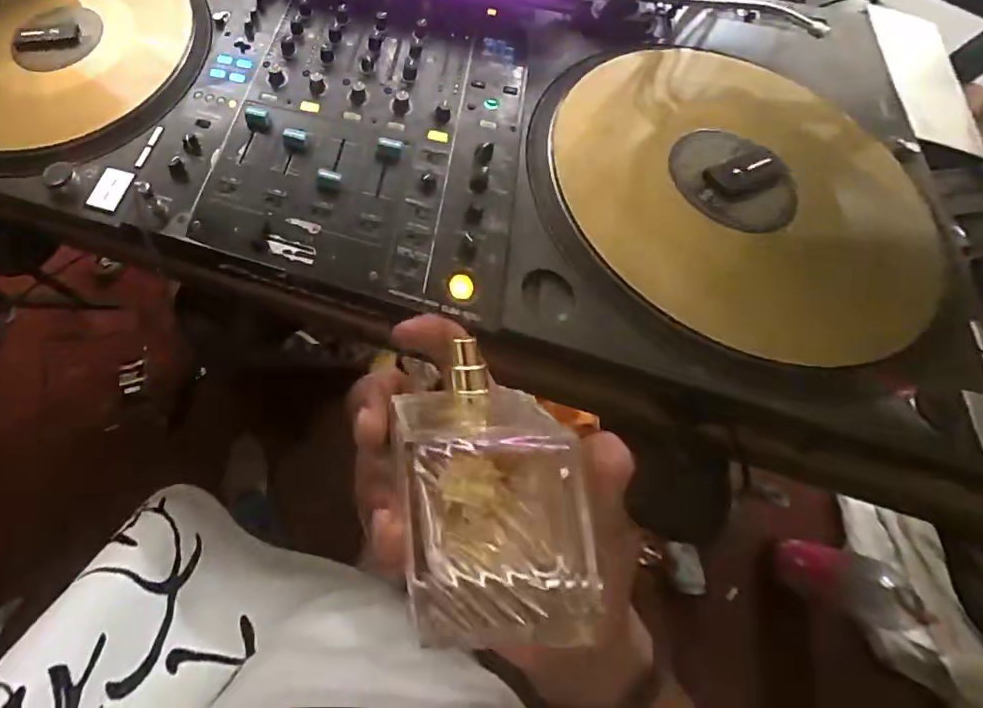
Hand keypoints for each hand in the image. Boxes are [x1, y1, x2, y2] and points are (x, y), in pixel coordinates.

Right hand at [350, 315, 655, 707]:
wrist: (575, 648)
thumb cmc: (589, 566)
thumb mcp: (603, 525)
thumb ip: (604, 487)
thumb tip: (613, 448)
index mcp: (487, 425)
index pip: (453, 364)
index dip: (428, 339)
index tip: (402, 335)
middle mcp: (442, 445)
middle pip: (391, 400)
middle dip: (371, 402)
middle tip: (370, 426)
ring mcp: (418, 487)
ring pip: (374, 457)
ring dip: (369, 472)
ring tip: (385, 507)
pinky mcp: (408, 533)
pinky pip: (380, 520)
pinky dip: (380, 528)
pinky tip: (391, 542)